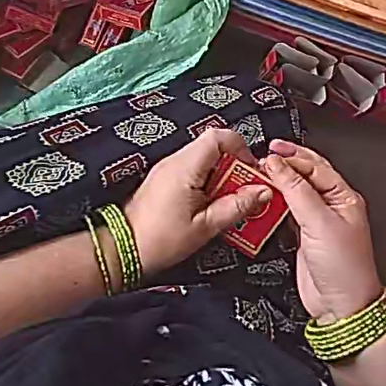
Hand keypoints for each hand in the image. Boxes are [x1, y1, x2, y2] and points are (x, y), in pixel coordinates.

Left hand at [122, 128, 274, 273]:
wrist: (122, 249)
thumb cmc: (160, 240)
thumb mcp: (205, 227)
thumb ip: (236, 206)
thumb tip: (262, 192)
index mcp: (186, 167)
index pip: (218, 136)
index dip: (241, 148)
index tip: (251, 171)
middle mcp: (176, 161)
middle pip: (214, 146)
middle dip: (234, 166)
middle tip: (244, 191)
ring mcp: (168, 168)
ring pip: (205, 158)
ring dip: (222, 175)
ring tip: (228, 202)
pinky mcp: (165, 178)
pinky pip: (194, 169)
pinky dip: (208, 181)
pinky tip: (210, 205)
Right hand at [257, 140, 382, 321]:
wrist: (341, 309)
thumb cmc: (347, 270)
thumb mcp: (320, 222)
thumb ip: (297, 191)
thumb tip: (278, 164)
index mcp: (344, 196)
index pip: (315, 166)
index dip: (292, 156)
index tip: (271, 153)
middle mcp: (331, 205)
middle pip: (304, 174)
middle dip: (284, 163)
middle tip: (262, 158)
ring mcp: (316, 220)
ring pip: (294, 191)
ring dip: (277, 181)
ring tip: (259, 174)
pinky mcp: (303, 235)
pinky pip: (286, 210)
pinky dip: (273, 202)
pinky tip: (264, 198)